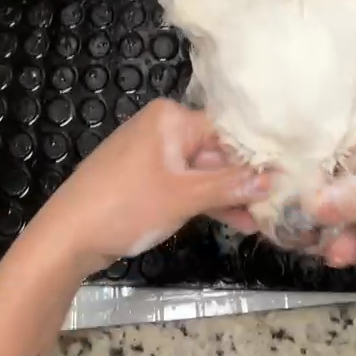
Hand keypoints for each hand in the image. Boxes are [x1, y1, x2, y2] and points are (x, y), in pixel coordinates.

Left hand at [24, 99, 273, 275]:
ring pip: (203, 172)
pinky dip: (206, 201)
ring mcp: (154, 154)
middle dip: (244, 181)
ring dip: (229, 196)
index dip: (256, 156)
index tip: (288, 178)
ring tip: (264, 221)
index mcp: (171, 118)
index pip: (226, 130)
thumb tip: (273, 179)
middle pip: (216, 151)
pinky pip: (186, 184)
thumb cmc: (126, 206)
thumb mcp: (183, 197)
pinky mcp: (147, 179)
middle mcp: (164, 128)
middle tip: (280, 206)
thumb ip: (229, 186)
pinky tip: (236, 221)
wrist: (67, 236)